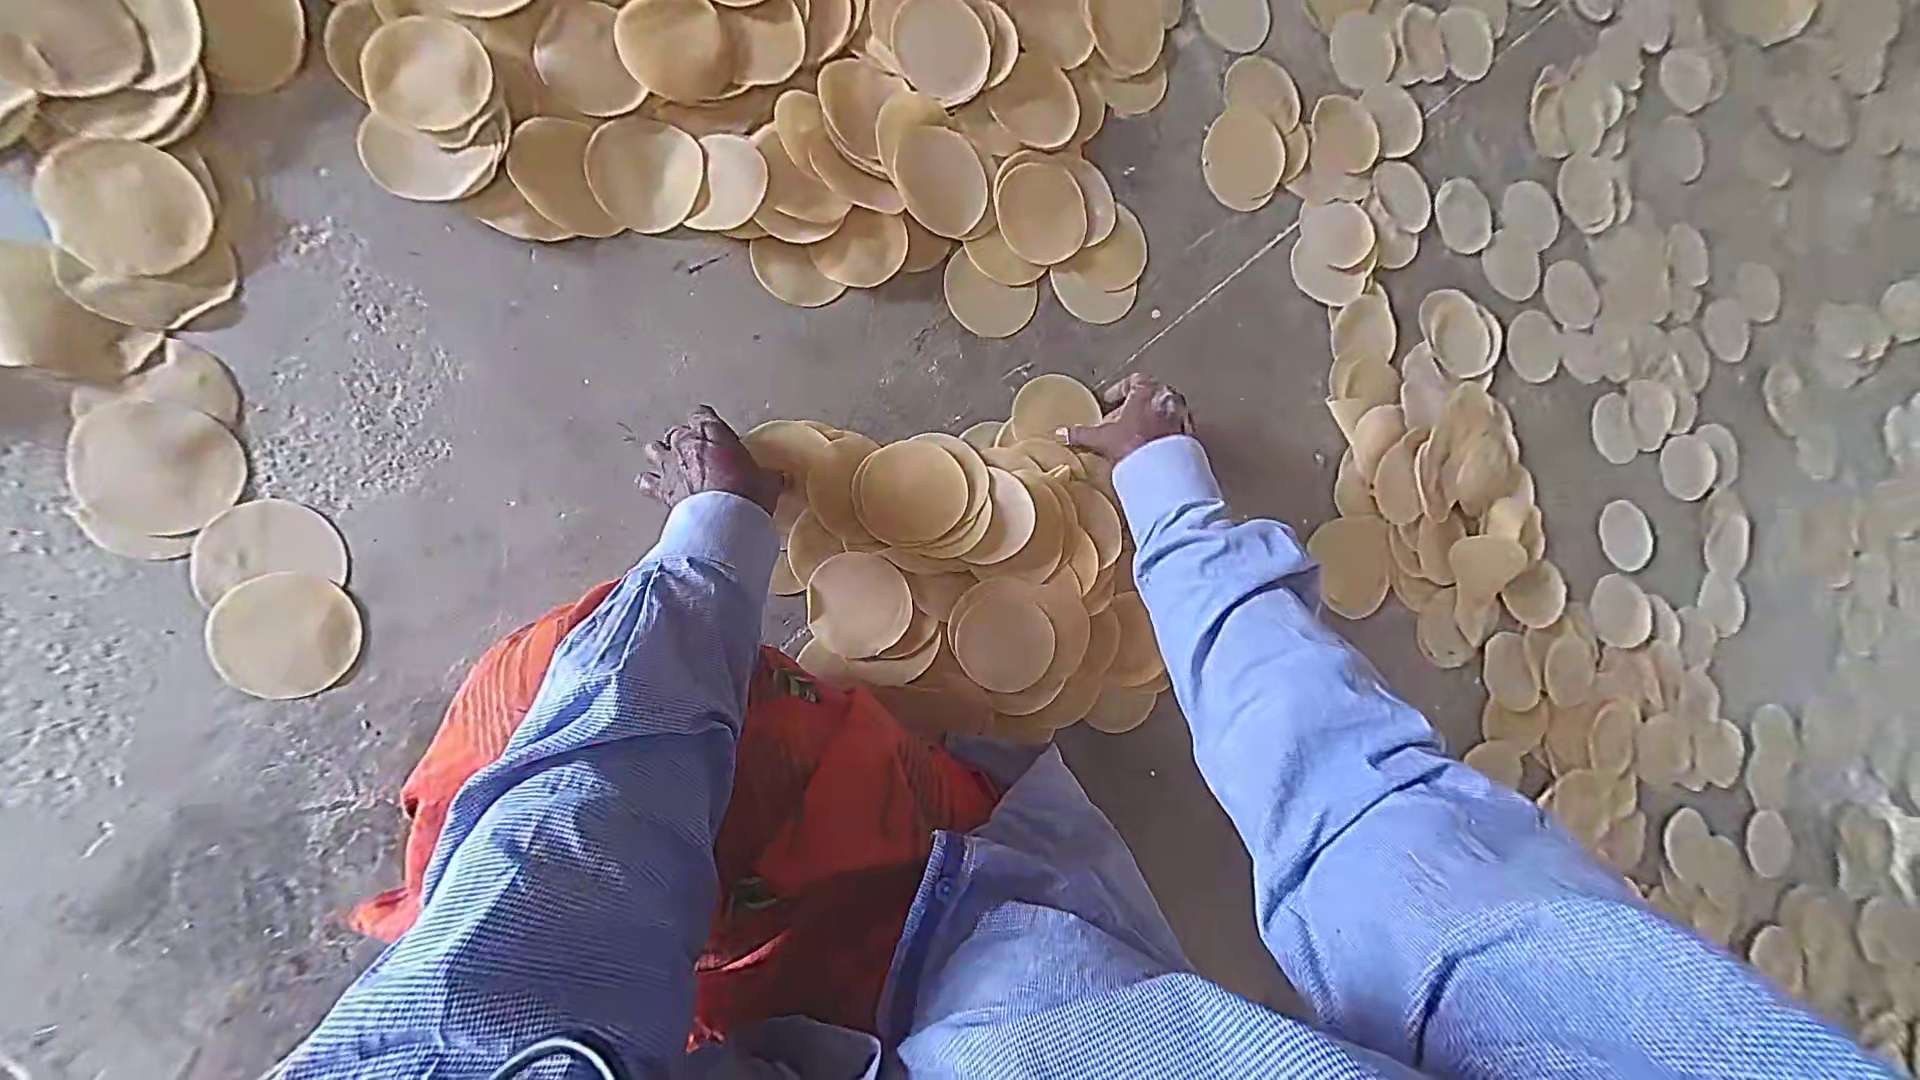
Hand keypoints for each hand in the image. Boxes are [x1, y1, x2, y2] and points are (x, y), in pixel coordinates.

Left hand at [638, 406, 783, 515]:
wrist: (724, 520)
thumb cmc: (744, 493)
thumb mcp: (767, 481)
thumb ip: (768, 476)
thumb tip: (777, 479)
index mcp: (712, 433)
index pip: (702, 415)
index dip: (708, 423)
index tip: (715, 430)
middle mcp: (686, 444)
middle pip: (677, 432)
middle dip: (685, 440)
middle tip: (698, 451)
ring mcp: (670, 466)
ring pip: (654, 450)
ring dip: (662, 455)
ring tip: (672, 463)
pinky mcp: (660, 490)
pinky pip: (646, 482)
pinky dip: (651, 484)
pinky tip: (656, 487)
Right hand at [1060, 375, 1193, 461]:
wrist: (1161, 469)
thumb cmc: (1133, 445)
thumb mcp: (1101, 438)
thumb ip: (1080, 434)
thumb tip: (1061, 433)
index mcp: (1147, 391)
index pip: (1133, 381)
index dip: (1119, 390)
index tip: (1111, 400)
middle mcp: (1168, 398)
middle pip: (1150, 395)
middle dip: (1135, 406)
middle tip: (1122, 419)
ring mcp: (1181, 416)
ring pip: (1164, 411)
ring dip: (1151, 418)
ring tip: (1138, 434)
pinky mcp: (1190, 434)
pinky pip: (1176, 428)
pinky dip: (1165, 433)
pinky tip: (1154, 446)